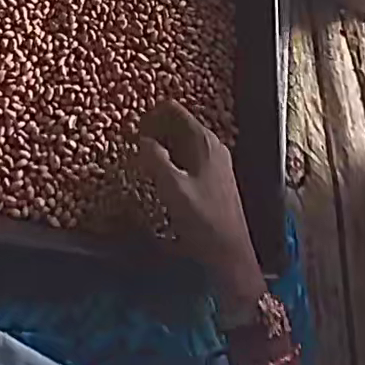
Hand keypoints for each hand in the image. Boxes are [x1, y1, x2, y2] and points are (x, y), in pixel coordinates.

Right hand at [136, 100, 264, 305]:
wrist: (230, 253)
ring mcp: (216, 160)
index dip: (151, 115)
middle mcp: (213, 145)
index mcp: (204, 141)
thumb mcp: (172, 188)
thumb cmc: (202, 219)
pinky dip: (172, 158)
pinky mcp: (214, 176)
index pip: (174, 111)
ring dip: (162, 145)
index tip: (133, 128)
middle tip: (133, 145)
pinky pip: (188, 155)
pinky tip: (161, 175)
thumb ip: (155, 159)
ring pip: (183, 141)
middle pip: (178, 123)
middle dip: (154, 129)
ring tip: (142, 159)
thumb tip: (143, 140)